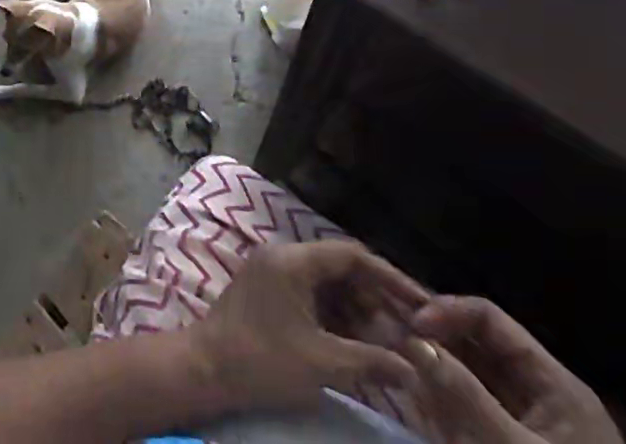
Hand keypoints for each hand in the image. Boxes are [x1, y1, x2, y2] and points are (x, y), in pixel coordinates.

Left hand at [188, 240, 429, 412]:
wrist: (204, 369)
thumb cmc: (262, 360)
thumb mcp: (323, 363)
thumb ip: (372, 362)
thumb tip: (414, 370)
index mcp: (292, 261)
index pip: (351, 255)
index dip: (390, 278)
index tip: (421, 305)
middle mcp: (281, 257)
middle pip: (339, 268)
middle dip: (375, 300)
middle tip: (407, 333)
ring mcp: (271, 273)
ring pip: (326, 283)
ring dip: (356, 311)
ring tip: (385, 345)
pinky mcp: (266, 292)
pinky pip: (309, 294)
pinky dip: (334, 316)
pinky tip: (355, 345)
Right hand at [401, 296, 622, 443]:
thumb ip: (464, 394)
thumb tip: (413, 341)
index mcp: (555, 384)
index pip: (490, 319)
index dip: (446, 311)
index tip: (409, 327)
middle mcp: (541, 394)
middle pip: (478, 343)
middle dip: (434, 337)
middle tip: (390, 339)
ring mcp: (525, 422)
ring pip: (470, 372)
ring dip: (433, 364)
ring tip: (394, 363)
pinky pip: (469, 405)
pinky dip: (441, 395)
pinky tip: (414, 396)